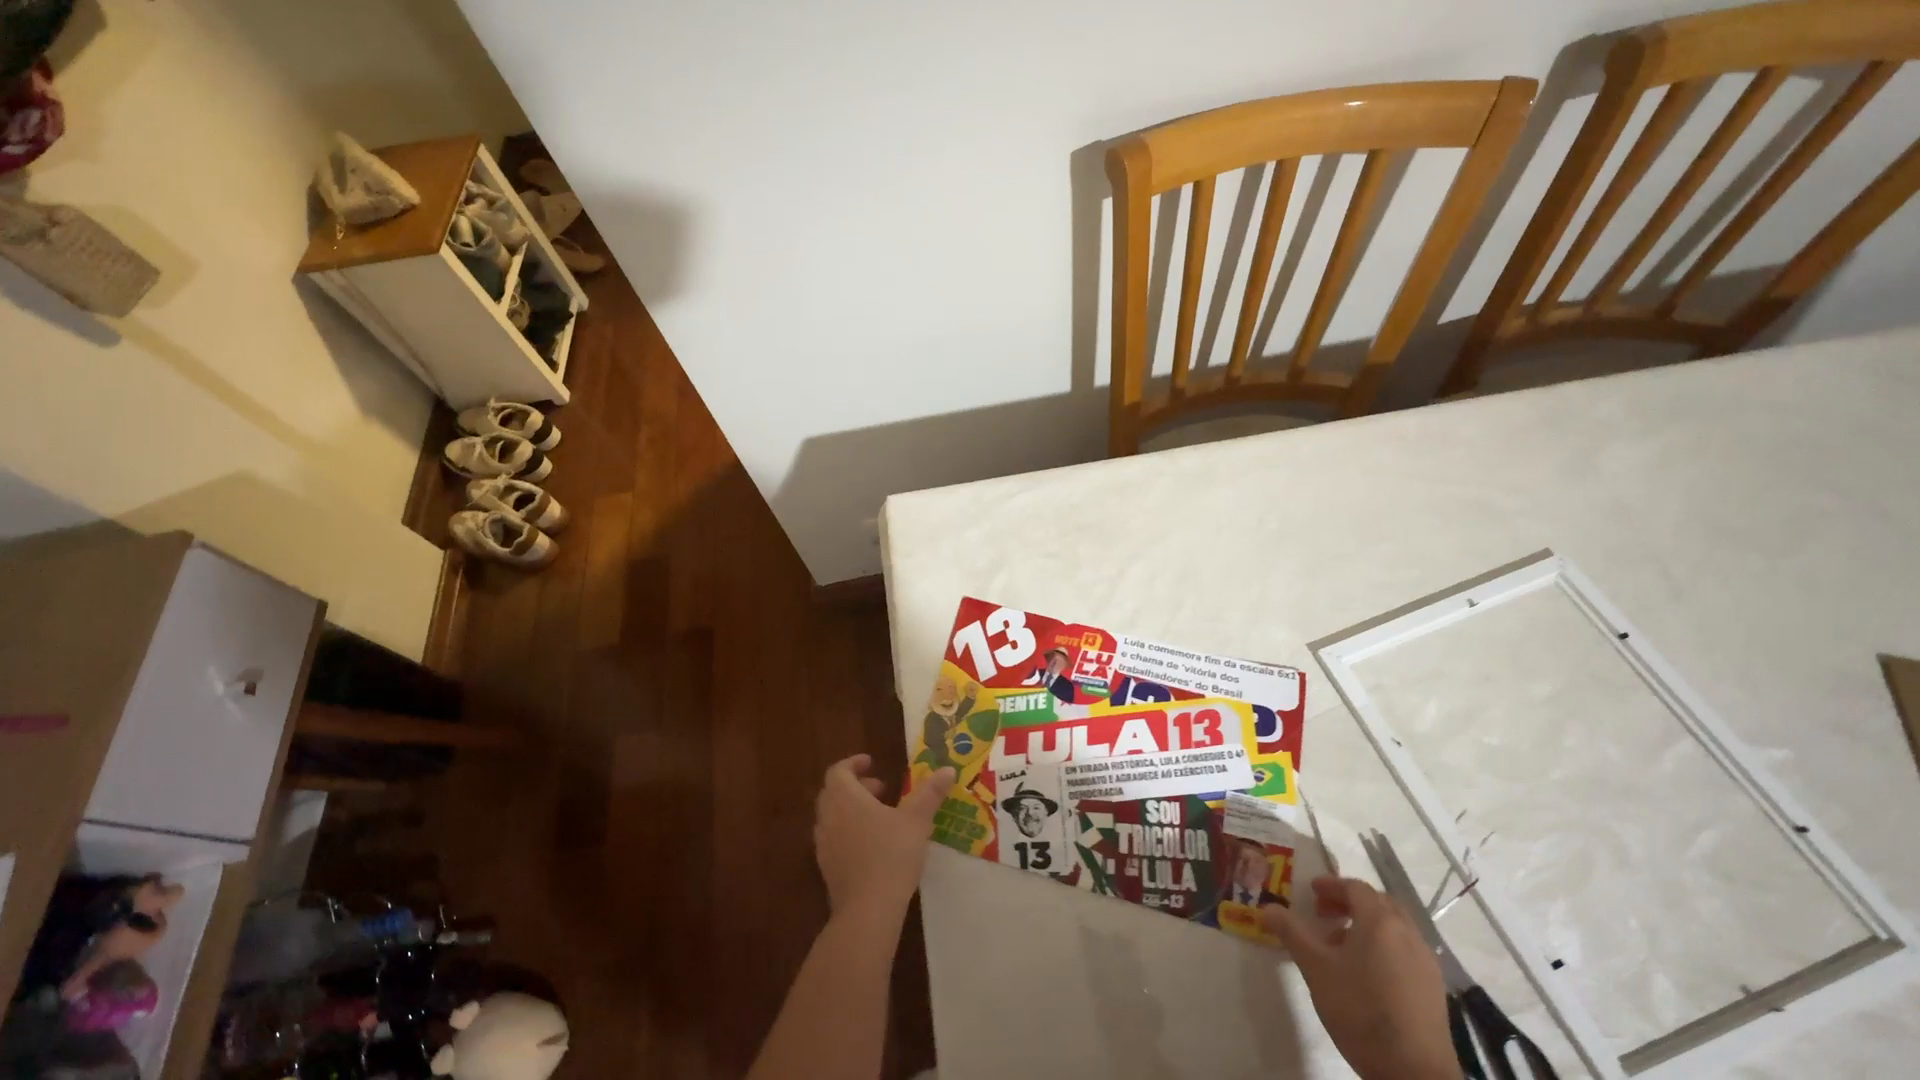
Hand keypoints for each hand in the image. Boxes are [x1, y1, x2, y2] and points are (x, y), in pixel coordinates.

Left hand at [813, 754, 954, 918]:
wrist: (868, 908)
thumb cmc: (892, 855)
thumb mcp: (917, 820)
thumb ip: (930, 793)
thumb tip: (947, 769)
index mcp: (845, 798)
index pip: (838, 771)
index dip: (854, 763)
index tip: (871, 762)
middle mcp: (828, 816)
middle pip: (833, 792)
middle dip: (856, 786)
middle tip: (881, 790)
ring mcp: (823, 843)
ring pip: (832, 816)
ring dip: (851, 809)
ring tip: (879, 818)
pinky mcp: (826, 867)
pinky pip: (833, 838)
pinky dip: (848, 831)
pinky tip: (871, 846)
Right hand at [1261, 877, 1461, 1079]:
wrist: (1413, 1070)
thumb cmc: (1359, 1010)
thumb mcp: (1316, 969)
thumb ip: (1292, 933)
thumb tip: (1267, 907)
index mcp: (1380, 922)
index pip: (1356, 888)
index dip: (1331, 885)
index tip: (1311, 892)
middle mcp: (1408, 933)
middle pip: (1380, 903)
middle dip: (1351, 902)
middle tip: (1325, 915)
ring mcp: (1425, 960)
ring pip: (1395, 928)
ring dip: (1368, 925)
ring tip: (1342, 947)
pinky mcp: (1433, 986)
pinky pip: (1406, 950)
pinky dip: (1385, 947)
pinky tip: (1368, 975)